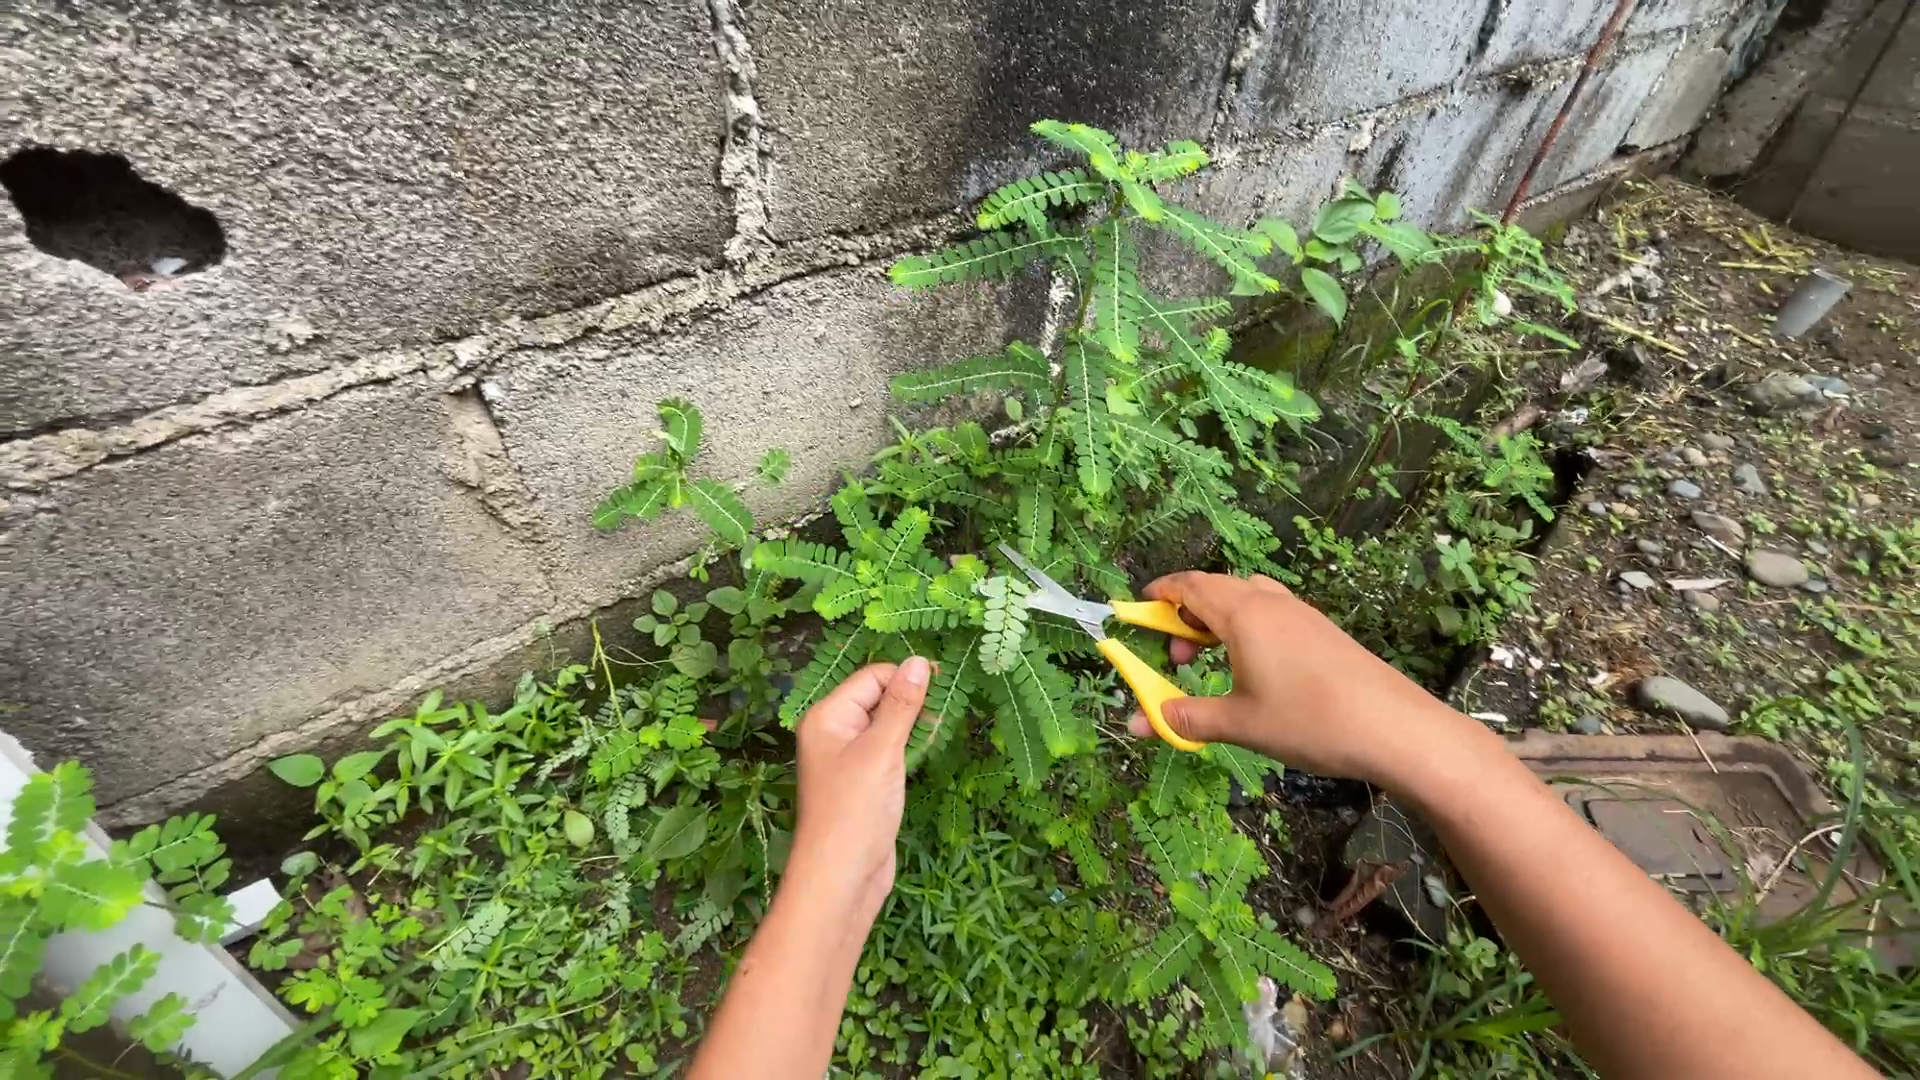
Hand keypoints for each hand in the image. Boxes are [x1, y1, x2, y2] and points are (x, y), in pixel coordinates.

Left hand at [785, 657, 931, 926]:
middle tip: (948, 705)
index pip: (872, 677)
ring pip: (887, 724)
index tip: (944, 680)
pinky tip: (930, 746)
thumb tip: (918, 661)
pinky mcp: (865, 780)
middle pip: (878, 697)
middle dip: (911, 699)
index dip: (905, 676)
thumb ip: (901, 704)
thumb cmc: (855, 810)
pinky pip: (889, 749)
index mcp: (827, 716)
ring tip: (943, 725)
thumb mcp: (881, 751)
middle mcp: (834, 731)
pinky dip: (909, 745)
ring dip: (914, 722)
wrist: (842, 881)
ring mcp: (849, 757)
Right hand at [1124, 572, 1475, 789]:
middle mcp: (1270, 603)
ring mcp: (1301, 614)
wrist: (1398, 730)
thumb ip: (1185, 718)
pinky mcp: (1321, 630)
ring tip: (1211, 656)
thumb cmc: (1309, 720)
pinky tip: (1253, 665)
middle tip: (1175, 652)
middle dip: (1186, 612)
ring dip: (1218, 617)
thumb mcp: (1239, 723)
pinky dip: (1246, 625)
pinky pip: (1270, 611)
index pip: (1191, 586)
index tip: (1139, 604)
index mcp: (1244, 614)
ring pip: (1246, 596)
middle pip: (1216, 588)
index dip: (1161, 592)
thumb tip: (1137, 725)